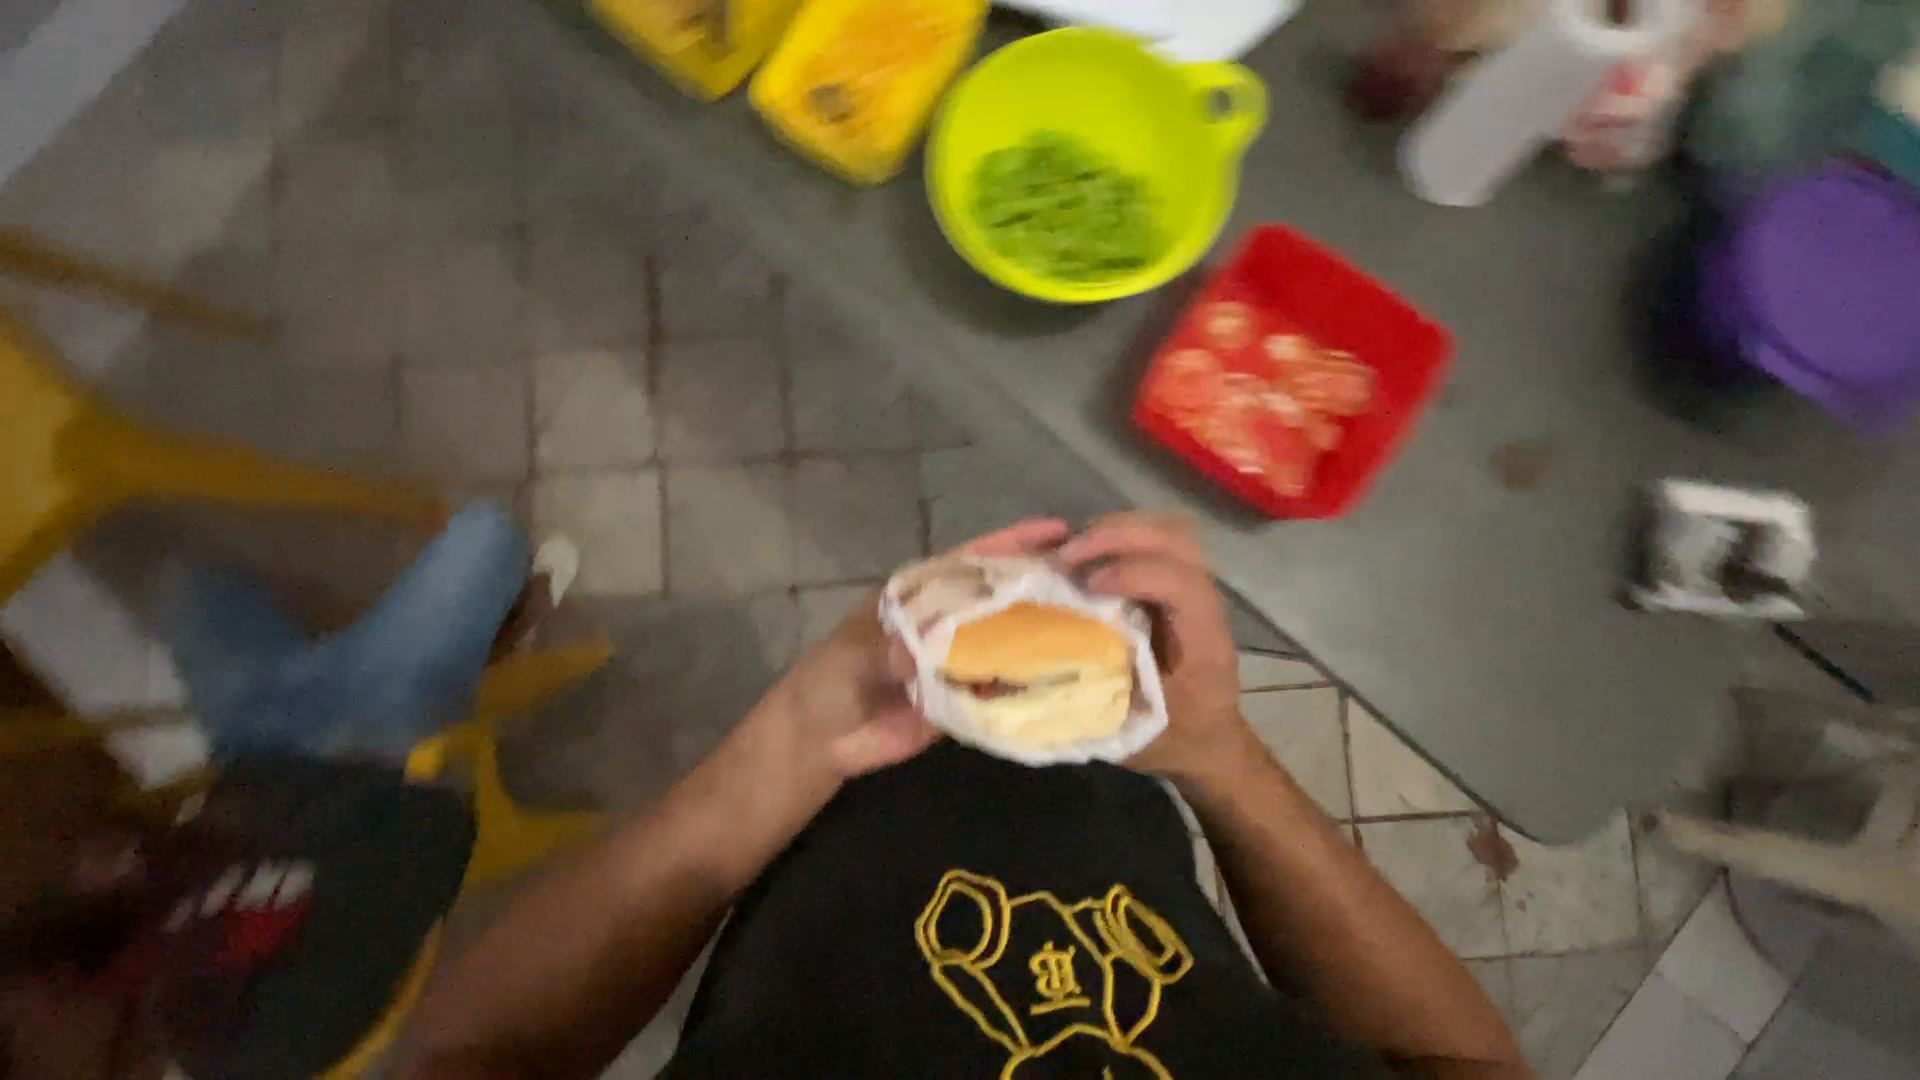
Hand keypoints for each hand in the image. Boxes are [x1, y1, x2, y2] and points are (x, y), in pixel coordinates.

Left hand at [770, 518, 1072, 777]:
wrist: (820, 739)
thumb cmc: (829, 679)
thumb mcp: (854, 655)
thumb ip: (889, 650)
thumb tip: (923, 653)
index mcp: (920, 595)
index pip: (970, 560)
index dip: (1011, 544)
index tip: (1055, 532)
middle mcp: (947, 621)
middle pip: (999, 596)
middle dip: (1040, 583)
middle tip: (1093, 576)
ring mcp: (958, 659)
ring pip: (1007, 638)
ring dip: (1043, 631)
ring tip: (1095, 622)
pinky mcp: (964, 698)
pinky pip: (1000, 686)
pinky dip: (1026, 682)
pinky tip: (1065, 676)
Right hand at [1059, 513, 1247, 778]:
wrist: (1208, 742)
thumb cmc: (1171, 741)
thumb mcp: (1131, 735)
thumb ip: (1086, 705)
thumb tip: (1015, 684)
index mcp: (1203, 643)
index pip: (1183, 585)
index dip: (1137, 572)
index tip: (1088, 586)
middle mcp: (1201, 605)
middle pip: (1174, 539)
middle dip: (1117, 536)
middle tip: (1064, 555)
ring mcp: (1186, 588)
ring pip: (1158, 530)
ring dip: (1107, 531)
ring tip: (1059, 547)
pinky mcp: (1166, 584)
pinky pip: (1142, 542)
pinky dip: (1102, 537)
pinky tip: (1065, 550)